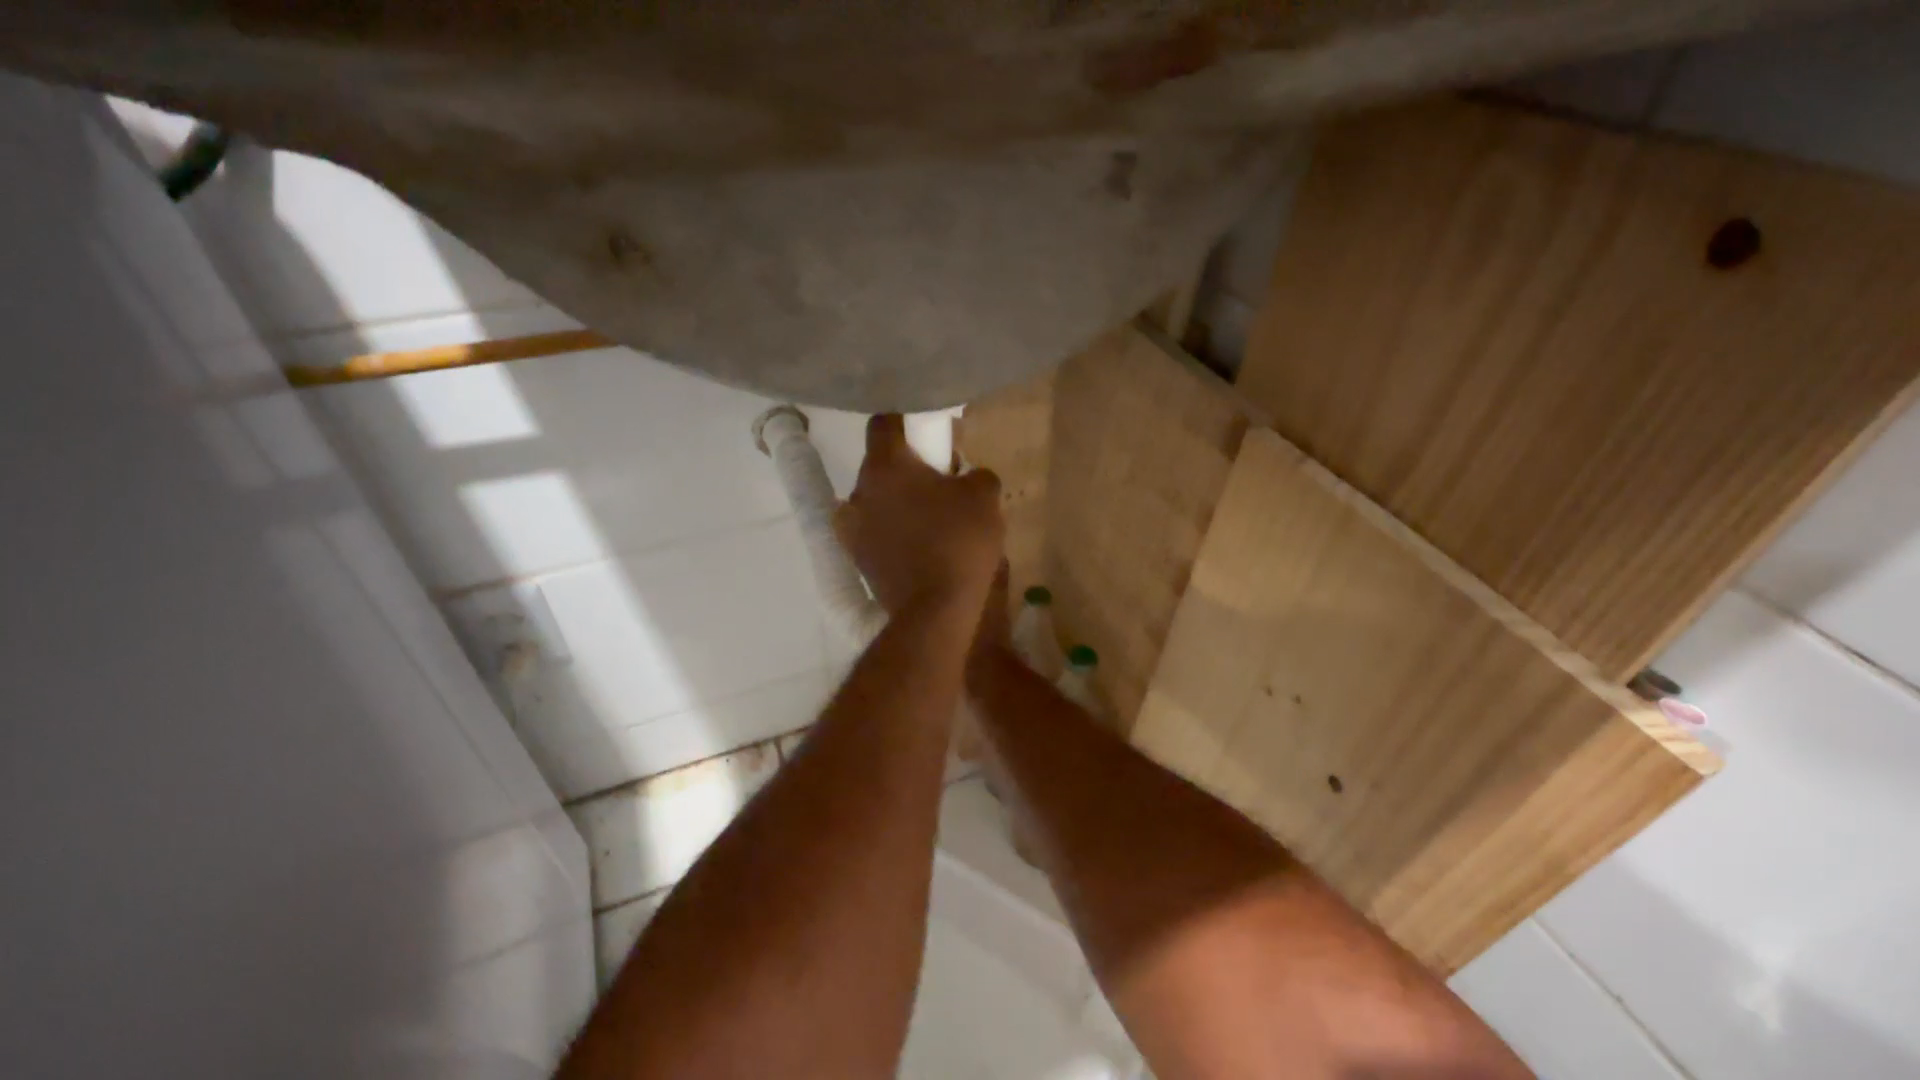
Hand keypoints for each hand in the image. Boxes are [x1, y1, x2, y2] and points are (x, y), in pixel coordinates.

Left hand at [835, 414, 1004, 615]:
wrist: (936, 610)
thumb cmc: (959, 541)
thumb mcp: (984, 496)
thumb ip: (975, 474)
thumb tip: (966, 476)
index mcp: (884, 465)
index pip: (884, 423)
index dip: (906, 422)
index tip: (929, 434)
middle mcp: (858, 492)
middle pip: (881, 466)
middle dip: (908, 470)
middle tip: (942, 484)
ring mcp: (852, 530)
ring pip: (877, 501)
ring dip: (898, 503)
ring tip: (931, 521)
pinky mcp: (857, 560)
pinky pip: (876, 532)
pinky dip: (893, 532)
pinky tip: (920, 547)